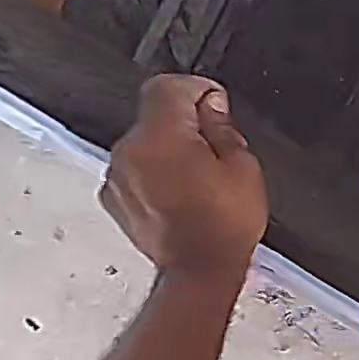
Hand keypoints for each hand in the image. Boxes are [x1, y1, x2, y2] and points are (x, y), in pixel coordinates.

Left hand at [102, 75, 267, 283]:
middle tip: (216, 149)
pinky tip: (181, 195)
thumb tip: (211, 107)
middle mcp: (130, 151)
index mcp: (162, 136)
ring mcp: (117, 176)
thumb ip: (223, 129)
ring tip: (200, 180)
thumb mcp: (243, 169)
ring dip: (168, 150)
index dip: (196, 88)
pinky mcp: (115, 198)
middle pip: (154, 116)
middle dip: (185, 123)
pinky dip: (154, 174)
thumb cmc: (224, 227)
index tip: (214, 100)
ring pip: (145, 144)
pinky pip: (134, 170)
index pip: (168, 87)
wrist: (200, 273)